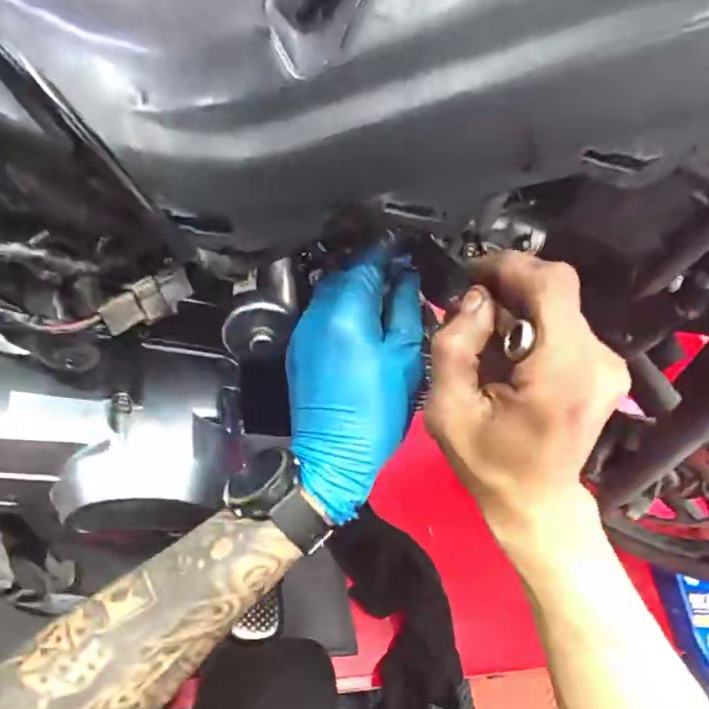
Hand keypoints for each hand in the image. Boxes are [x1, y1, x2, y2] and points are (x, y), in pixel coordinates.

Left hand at [288, 243, 426, 523]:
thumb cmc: (374, 414)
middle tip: (402, 281)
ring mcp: (303, 332)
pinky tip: (365, 329)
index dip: (391, 251)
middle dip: (374, 270)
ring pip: (332, 293)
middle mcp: (316, 313)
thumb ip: (405, 310)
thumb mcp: (404, 359)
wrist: (333, 456)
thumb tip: (405, 278)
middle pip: (346, 272)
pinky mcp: (299, 351)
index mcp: (345, 311)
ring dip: (358, 292)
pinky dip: (345, 313)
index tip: (408, 251)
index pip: (368, 259)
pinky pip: (324, 316)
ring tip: (386, 307)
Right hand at [423, 252, 628, 552]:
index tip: (475, 275)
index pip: (551, 284)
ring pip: (562, 310)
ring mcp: (611, 366)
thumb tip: (476, 300)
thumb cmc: (490, 465)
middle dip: (510, 294)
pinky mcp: (610, 371)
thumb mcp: (449, 412)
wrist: (536, 502)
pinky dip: (538, 333)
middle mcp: (600, 361)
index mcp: (564, 371)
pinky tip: (515, 362)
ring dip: (522, 315)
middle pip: (557, 293)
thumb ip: (455, 348)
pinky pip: (569, 330)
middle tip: (474, 318)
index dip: (510, 266)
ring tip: (491, 349)